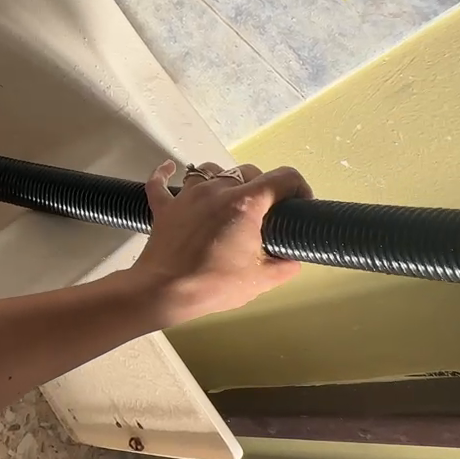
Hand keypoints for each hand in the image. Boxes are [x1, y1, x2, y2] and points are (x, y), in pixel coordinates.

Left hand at [130, 160, 311, 324]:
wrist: (166, 289)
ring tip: (229, 198)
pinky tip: (169, 169)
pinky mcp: (163, 206)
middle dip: (262, 185)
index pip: (282, 178)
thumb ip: (284, 265)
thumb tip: (290, 260)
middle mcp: (214, 191)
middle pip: (246, 171)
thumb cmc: (215, 283)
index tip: (300, 202)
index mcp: (244, 204)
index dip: (298, 187)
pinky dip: (164, 174)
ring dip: (222, 179)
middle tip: (266, 209)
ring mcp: (185, 196)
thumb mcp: (262, 279)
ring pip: (207, 171)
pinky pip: (159, 182)